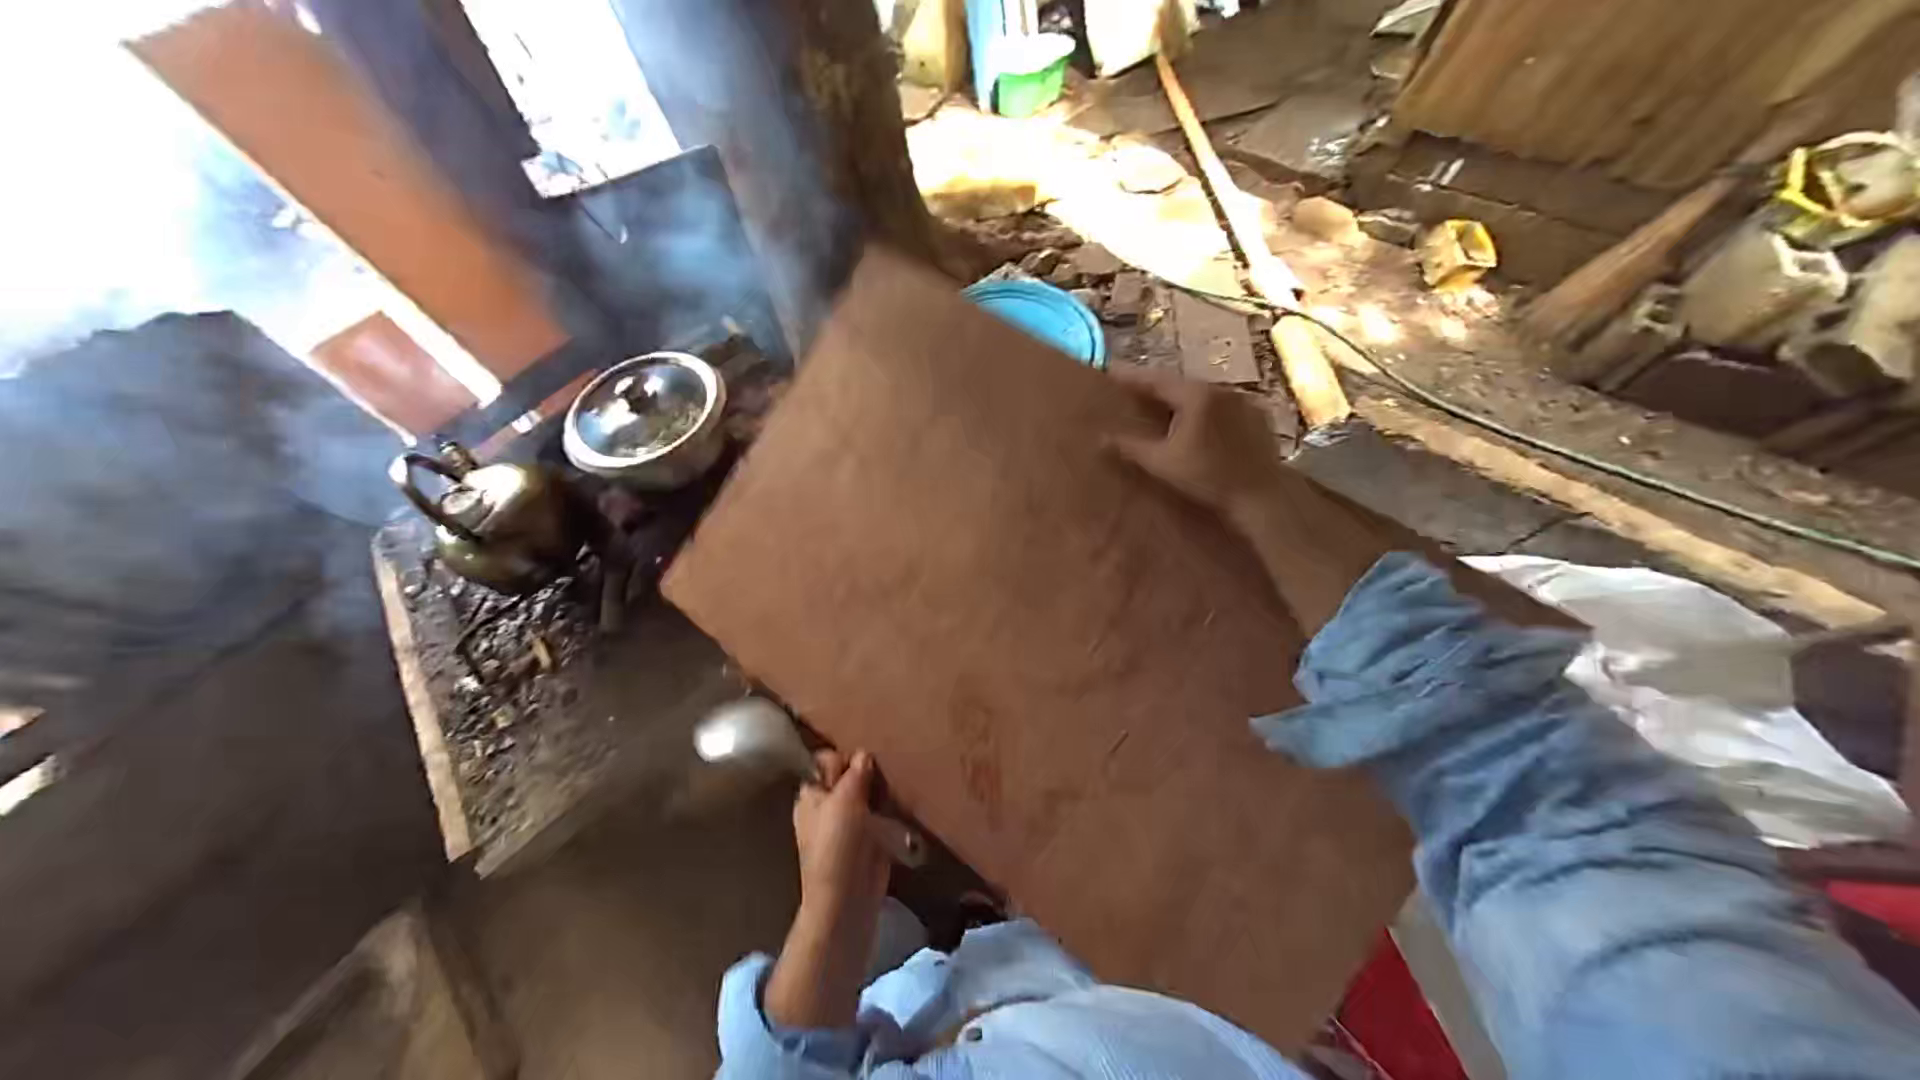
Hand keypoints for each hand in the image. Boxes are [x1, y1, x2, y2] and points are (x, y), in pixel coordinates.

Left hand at [792, 749, 890, 912]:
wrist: (847, 897)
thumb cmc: (837, 844)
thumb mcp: (844, 800)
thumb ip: (854, 773)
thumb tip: (864, 754)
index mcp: (811, 794)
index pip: (826, 761)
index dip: (844, 757)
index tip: (863, 759)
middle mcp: (827, 805)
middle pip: (849, 775)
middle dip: (866, 771)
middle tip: (884, 769)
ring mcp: (849, 822)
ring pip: (866, 793)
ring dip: (880, 789)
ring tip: (895, 782)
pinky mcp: (869, 837)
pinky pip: (880, 813)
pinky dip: (889, 808)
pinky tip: (901, 801)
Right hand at [1107, 369, 1386, 633]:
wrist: (1261, 495)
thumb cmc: (1207, 478)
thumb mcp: (1162, 463)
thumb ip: (1130, 447)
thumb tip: (1102, 437)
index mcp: (1196, 395)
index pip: (1155, 379)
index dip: (1129, 376)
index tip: (1108, 369)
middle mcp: (1221, 390)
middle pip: (1179, 384)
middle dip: (1154, 387)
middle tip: (1132, 389)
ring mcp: (1243, 401)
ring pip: (1202, 395)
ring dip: (1180, 400)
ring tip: (1161, 406)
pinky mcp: (1257, 416)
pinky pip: (1222, 407)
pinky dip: (1204, 411)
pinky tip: (1196, 424)